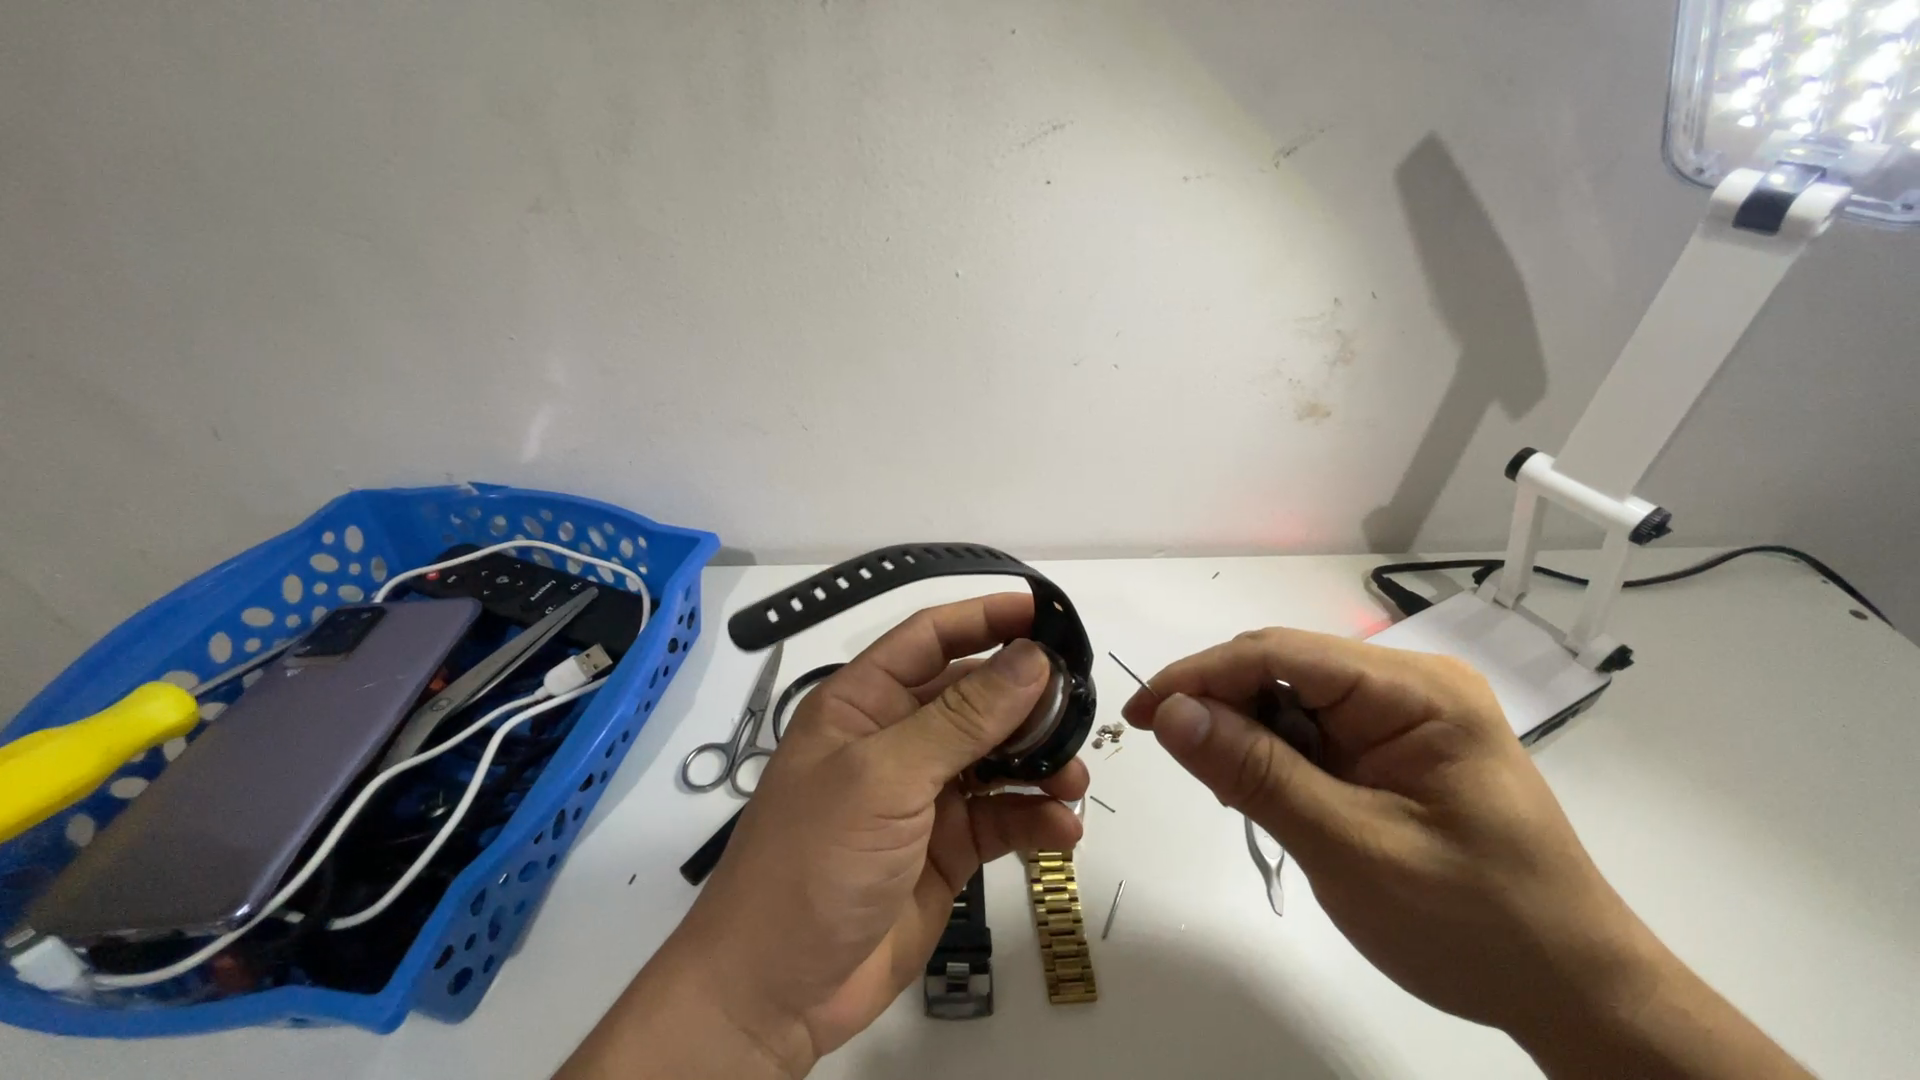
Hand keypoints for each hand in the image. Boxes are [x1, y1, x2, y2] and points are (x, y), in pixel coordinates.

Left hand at [560, 594, 1086, 1079]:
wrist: (778, 989)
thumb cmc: (815, 860)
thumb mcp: (884, 777)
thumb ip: (962, 718)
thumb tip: (1032, 659)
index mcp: (864, 702)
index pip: (930, 637)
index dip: (985, 617)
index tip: (1046, 614)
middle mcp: (897, 739)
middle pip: (975, 696)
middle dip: (1027, 698)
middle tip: (1080, 707)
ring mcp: (924, 795)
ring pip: (997, 757)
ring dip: (1040, 762)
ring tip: (1073, 777)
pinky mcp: (948, 847)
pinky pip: (1002, 818)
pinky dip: (1035, 819)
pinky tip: (1063, 829)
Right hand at [1123, 628, 1638, 1035]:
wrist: (1574, 992)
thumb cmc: (1473, 925)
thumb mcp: (1350, 848)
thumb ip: (1256, 774)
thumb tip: (1171, 712)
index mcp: (1416, 692)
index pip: (1281, 653)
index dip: (1200, 676)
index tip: (1139, 717)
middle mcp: (1412, 686)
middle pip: (1285, 669)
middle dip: (1222, 707)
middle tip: (1182, 763)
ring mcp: (1408, 717)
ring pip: (1293, 700)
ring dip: (1247, 736)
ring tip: (1229, 790)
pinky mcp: (1399, 749)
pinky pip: (1315, 732)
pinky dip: (1276, 758)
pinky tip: (1268, 793)